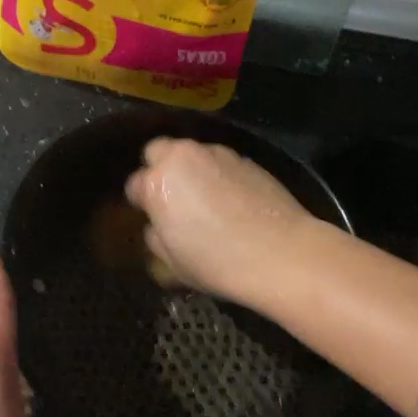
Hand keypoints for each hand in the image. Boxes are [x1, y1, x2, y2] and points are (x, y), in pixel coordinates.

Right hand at [123, 137, 313, 303]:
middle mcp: (182, 157)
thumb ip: (156, 239)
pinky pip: (219, 161)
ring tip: (205, 198)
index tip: (152, 218)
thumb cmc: (219, 264)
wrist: (283, 253)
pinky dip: (217, 173)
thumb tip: (158, 227)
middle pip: (157, 151)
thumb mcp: (174, 265)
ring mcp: (215, 153)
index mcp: (158, 183)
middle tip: (172, 197)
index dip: (141, 203)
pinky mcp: (243, 157)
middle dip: (159, 169)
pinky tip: (231, 199)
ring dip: (190, 169)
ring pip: (190, 153)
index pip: (135, 184)